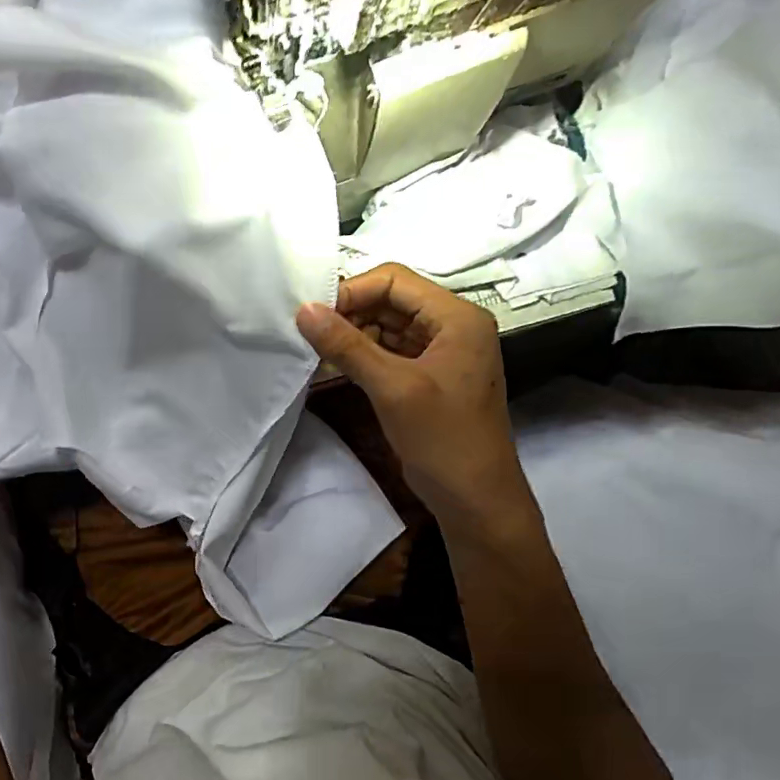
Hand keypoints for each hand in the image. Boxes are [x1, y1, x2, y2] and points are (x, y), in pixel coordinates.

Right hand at [296, 263, 530, 522]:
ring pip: (387, 327)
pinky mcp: (428, 377)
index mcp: (457, 317)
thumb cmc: (443, 438)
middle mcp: (452, 326)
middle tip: (307, 332)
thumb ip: (347, 345)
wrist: (476, 499)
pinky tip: (332, 365)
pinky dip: (362, 356)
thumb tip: (303, 310)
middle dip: (349, 313)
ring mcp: (441, 352)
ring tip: (314, 349)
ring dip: (352, 335)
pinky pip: (389, 352)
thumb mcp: (392, 388)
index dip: (352, 290)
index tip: (313, 314)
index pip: (395, 280)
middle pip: (391, 301)